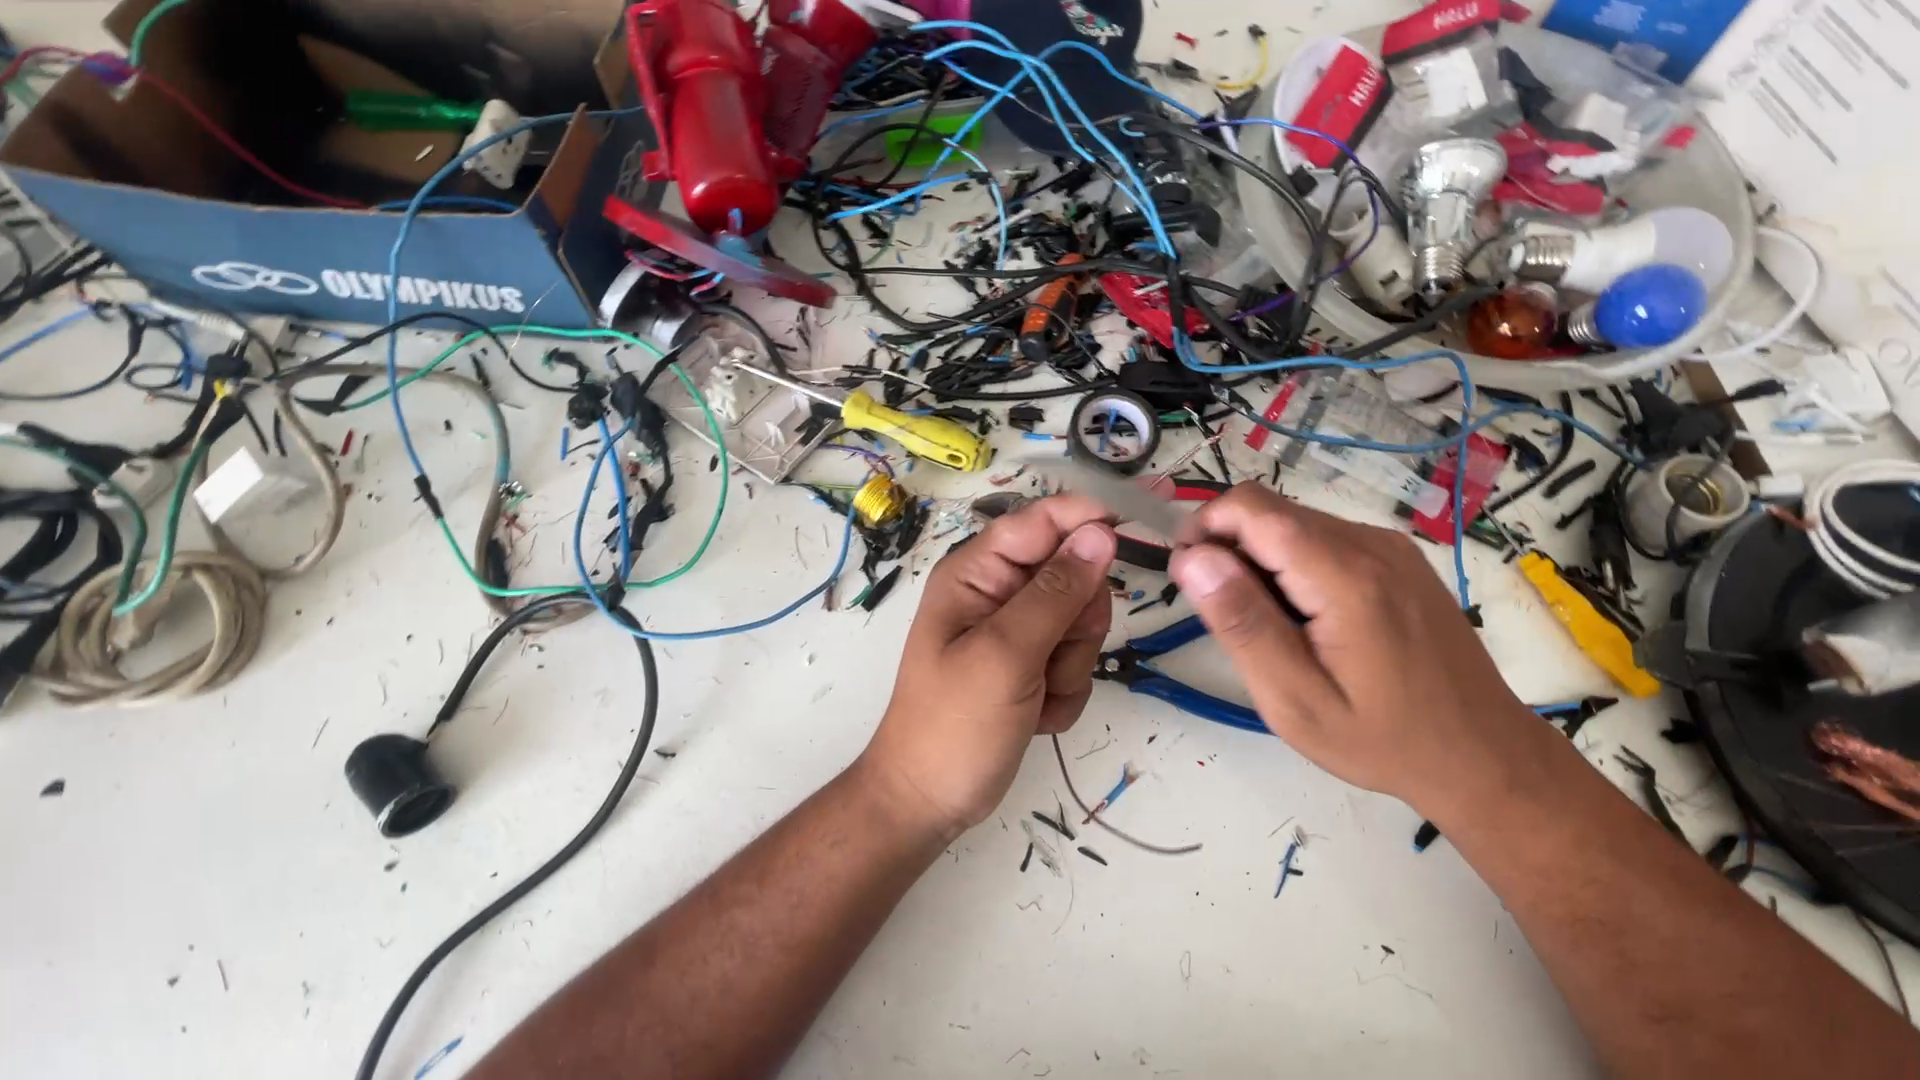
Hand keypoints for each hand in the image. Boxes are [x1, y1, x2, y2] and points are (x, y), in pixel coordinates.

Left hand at [859, 497, 1117, 840]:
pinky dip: (1064, 692)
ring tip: (1035, 694)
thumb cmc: (954, 724)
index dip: (1086, 520)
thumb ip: (1056, 592)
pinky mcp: (1031, 667)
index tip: (1131, 533)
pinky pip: (1076, 662)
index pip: (1042, 521)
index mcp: (977, 574)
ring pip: (1082, 623)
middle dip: (1076, 621)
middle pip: (1074, 574)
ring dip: (1071, 665)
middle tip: (1052, 655)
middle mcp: (998, 594)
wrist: (930, 799)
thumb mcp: (1006, 653)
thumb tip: (1100, 532)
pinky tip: (1034, 715)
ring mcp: (1016, 633)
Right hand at [1168, 484, 1539, 814]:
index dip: (1204, 526)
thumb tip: (1193, 557)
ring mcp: (1391, 548)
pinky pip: (1325, 540)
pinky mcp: (1399, 560)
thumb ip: (1242, 623)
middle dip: (1229, 548)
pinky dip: (1294, 566)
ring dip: (1261, 560)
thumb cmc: (1382, 739)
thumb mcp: (1294, 699)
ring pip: (1295, 523)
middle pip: (1271, 512)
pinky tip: (1304, 621)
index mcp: (1345, 577)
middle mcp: (1371, 545)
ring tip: (1269, 628)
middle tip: (1226, 618)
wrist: (1482, 755)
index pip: (1253, 508)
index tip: (1186, 575)